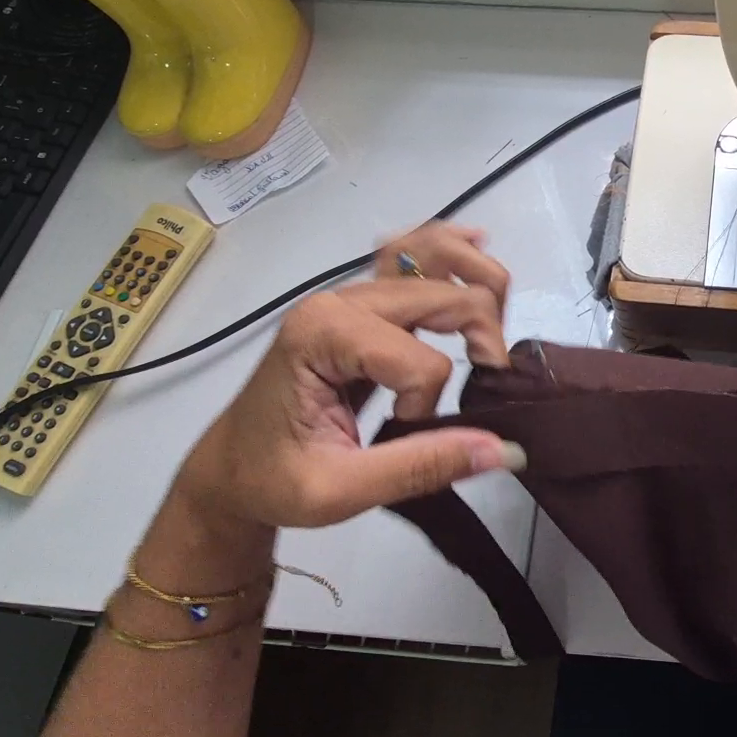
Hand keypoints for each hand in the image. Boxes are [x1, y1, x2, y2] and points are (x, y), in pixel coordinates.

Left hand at [174, 223, 522, 530]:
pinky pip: (413, 252)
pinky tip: (478, 245)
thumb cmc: (273, 480)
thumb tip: (506, 449)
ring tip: (490, 337)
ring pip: (437, 258)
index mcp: (323, 336)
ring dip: (481, 290)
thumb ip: (421, 467)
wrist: (231, 470)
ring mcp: (352, 294)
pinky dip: (451, 250)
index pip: (422, 361)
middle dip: (480, 340)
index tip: (397, 435)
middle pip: (446, 297)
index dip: (426, 407)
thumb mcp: (340, 491)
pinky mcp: (364, 301)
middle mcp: (340, 300)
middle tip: (484, 384)